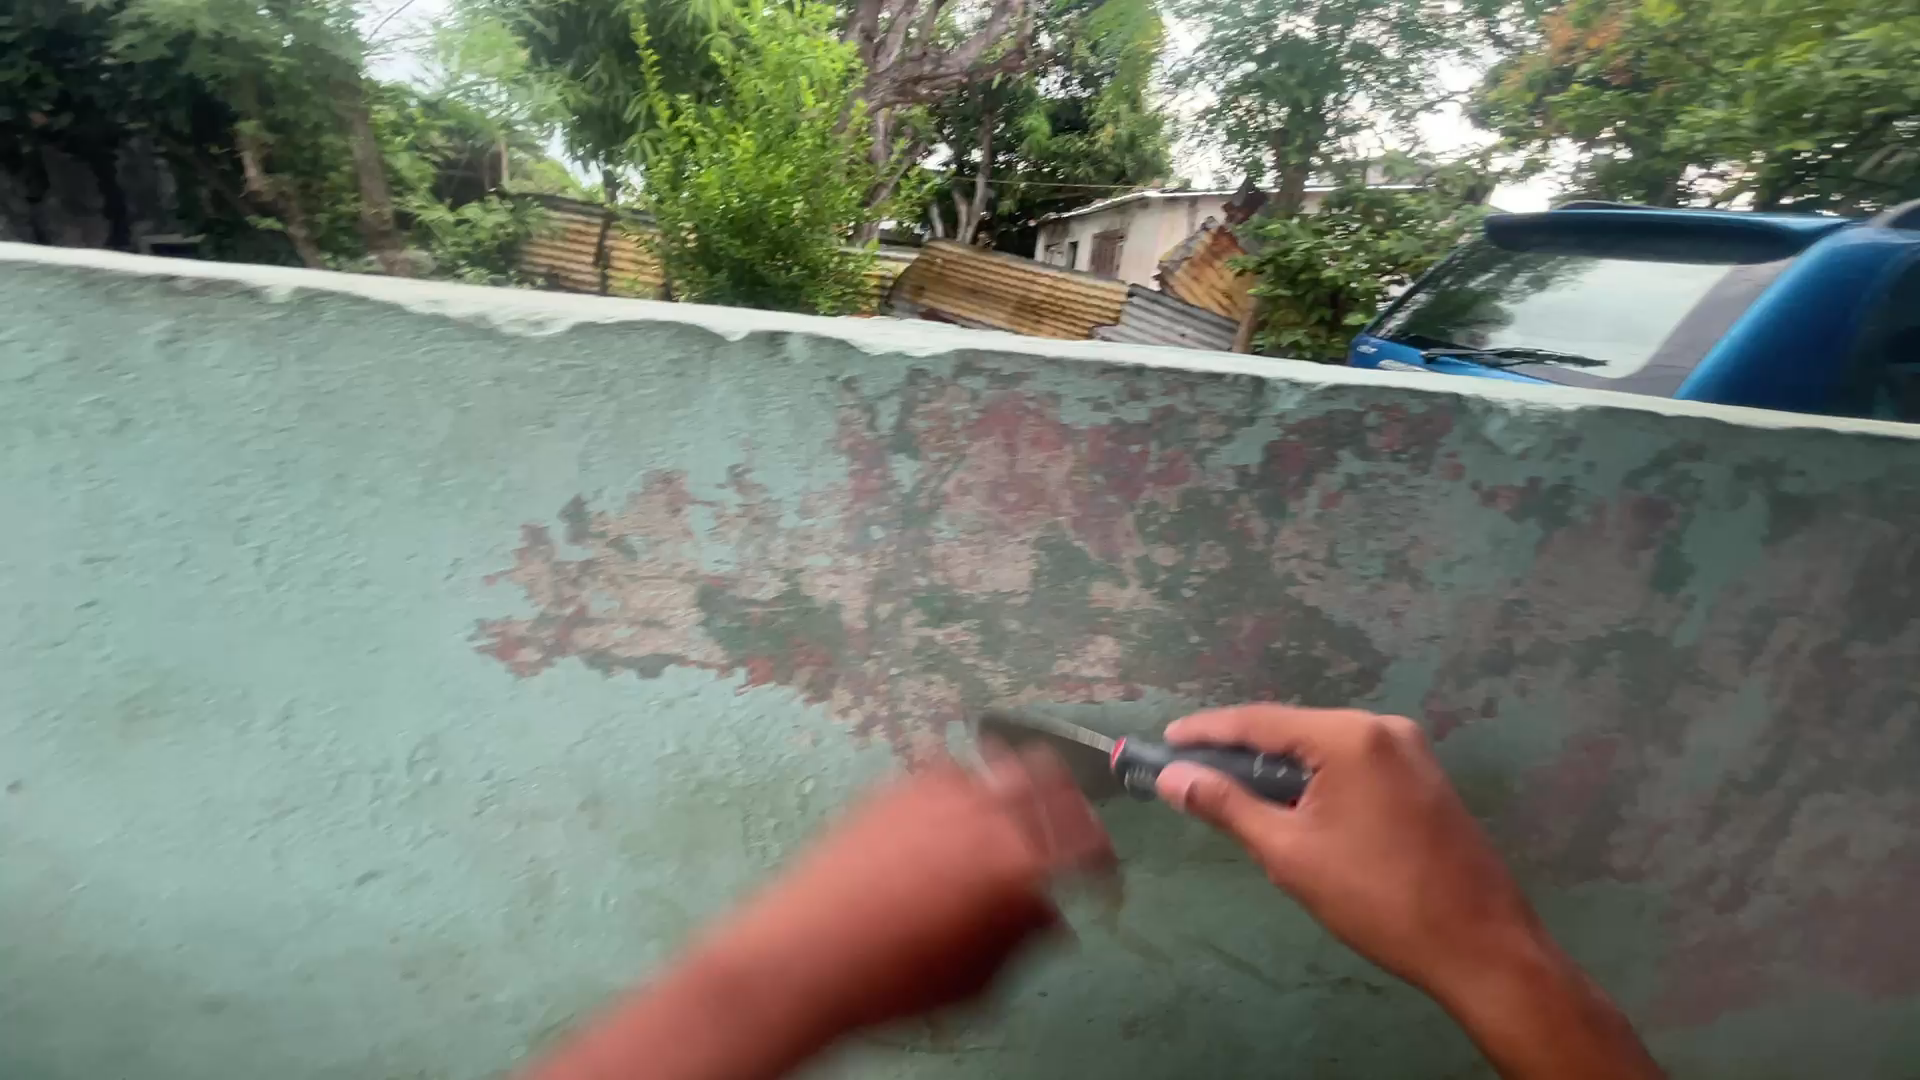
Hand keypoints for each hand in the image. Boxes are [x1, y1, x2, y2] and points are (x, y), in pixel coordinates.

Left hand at [530, 751, 1113, 1079]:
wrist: (805, 952)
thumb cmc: (896, 982)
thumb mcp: (977, 977)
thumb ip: (1025, 934)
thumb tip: (1049, 913)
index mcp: (1015, 864)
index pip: (1085, 840)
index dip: (1104, 853)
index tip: (1101, 867)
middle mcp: (984, 811)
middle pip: (1050, 776)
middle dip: (1068, 800)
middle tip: (1063, 828)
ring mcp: (939, 788)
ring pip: (1000, 761)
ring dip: (1015, 784)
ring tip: (1007, 813)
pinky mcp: (901, 782)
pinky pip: (948, 766)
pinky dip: (963, 784)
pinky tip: (950, 811)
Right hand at [1154, 704, 1536, 993]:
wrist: (1487, 954)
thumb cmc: (1378, 899)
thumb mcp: (1287, 852)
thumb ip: (1224, 805)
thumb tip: (1170, 778)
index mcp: (1348, 736)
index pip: (1258, 721)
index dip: (1207, 730)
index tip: (1167, 740)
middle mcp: (1380, 727)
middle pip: (1290, 728)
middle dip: (1239, 748)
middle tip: (1193, 768)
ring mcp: (1409, 749)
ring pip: (1319, 744)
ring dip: (1276, 763)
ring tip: (1233, 785)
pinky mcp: (1424, 775)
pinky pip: (1349, 759)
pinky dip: (1312, 773)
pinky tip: (1291, 798)